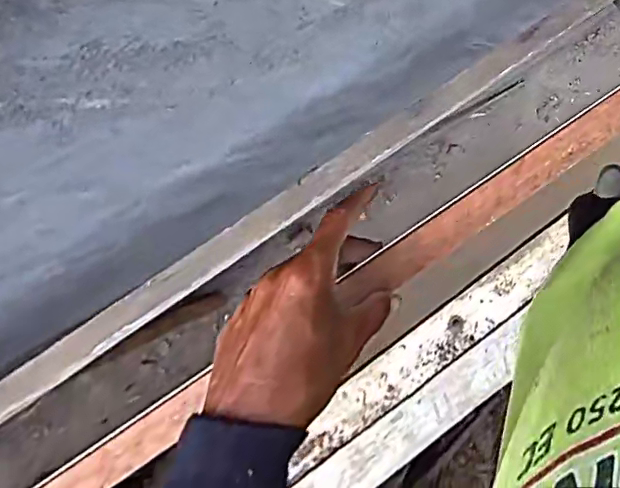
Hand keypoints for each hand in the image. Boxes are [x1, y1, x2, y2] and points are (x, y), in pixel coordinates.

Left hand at [203, 184, 395, 428]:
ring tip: (331, 309)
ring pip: (293, 277)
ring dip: (316, 282)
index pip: (336, 223)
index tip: (365, 193)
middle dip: (343, 255)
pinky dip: (291, 303)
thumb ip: (372, 308)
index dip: (356, 203)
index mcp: (307, 275)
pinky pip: (272, 300)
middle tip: (362, 267)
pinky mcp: (238, 323)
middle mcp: (277, 280)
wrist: (246, 428)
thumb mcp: (350, 340)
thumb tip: (381, 297)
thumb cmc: (295, 385)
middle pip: (317, 252)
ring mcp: (253, 300)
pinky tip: (301, 330)